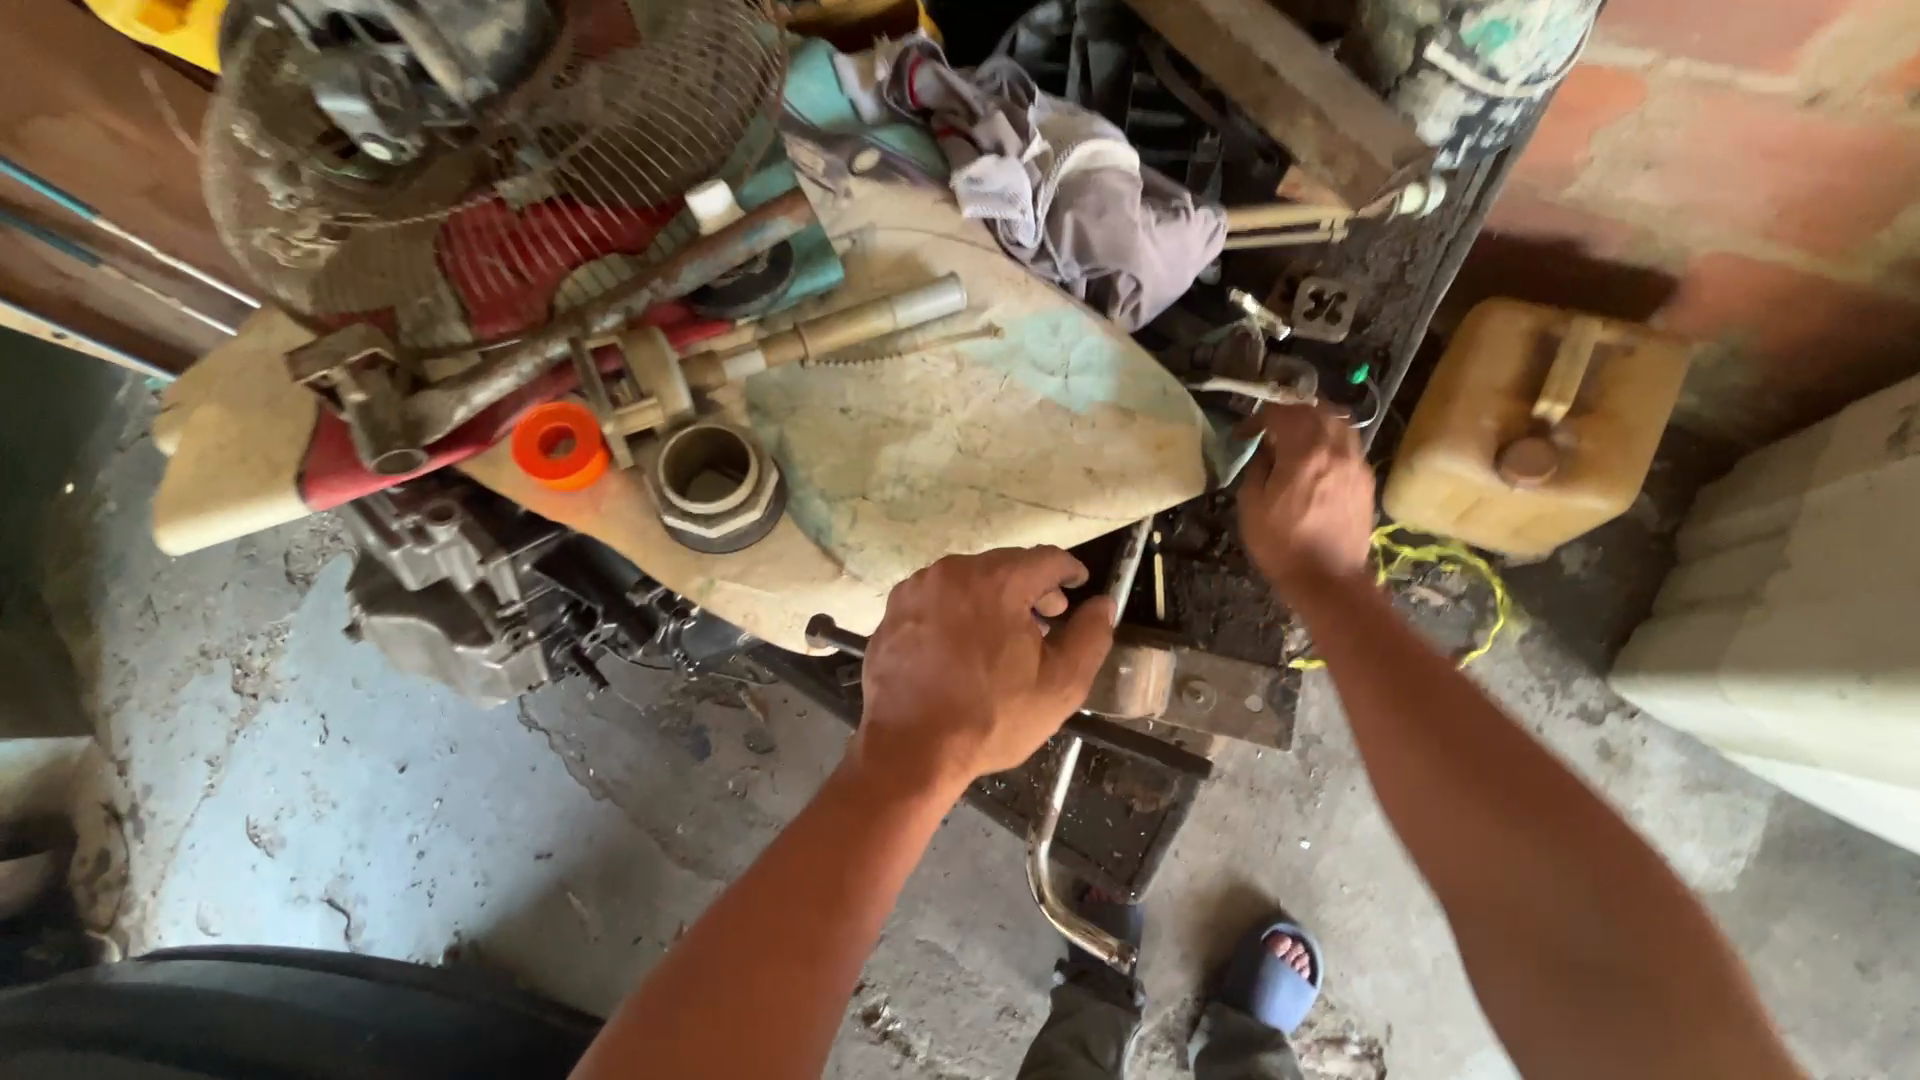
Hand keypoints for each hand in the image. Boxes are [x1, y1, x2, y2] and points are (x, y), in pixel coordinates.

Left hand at [853, 547, 1116, 795]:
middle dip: (1031, 586)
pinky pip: (935, 600)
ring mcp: (916, 590)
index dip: (1068, 570)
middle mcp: (953, 572)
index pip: (1046, 558)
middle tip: (1047, 618)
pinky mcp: (891, 612)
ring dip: (992, 598)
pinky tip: (961, 647)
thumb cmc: (991, 717)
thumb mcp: (1060, 685)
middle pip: (1004, 565)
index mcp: (998, 581)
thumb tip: (1103, 604)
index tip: (1077, 585)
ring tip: (1003, 635)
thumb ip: (1090, 637)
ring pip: (967, 580)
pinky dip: (956, 612)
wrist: (909, 749)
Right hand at [1236, 404, 1374, 594]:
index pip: (1281, 413)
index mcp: (1304, 453)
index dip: (1257, 418)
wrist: (1328, 578)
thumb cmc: (1281, 544)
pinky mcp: (1365, 479)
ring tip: (1296, 437)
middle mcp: (1336, 449)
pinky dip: (1331, 440)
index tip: (1244, 435)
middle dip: (1289, 412)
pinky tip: (1317, 459)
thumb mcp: (1251, 505)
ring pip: (1340, 422)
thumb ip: (1257, 468)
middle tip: (1271, 428)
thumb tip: (1266, 451)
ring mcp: (1356, 463)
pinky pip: (1349, 444)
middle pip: (1316, 409)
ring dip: (1315, 421)